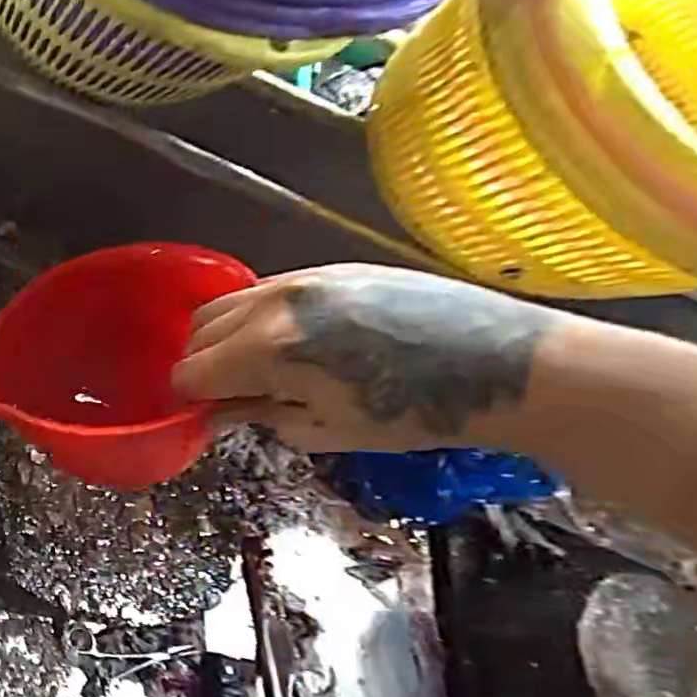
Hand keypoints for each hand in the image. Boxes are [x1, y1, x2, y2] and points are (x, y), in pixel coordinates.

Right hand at [171, 264, 563, 452]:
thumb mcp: (323, 429)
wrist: (506, 367)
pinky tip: (293, 339)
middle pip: (197, 334)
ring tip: (260, 364)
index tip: (210, 414)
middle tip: (234, 393)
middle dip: (204, 367)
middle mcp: (273, 304)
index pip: (190, 372)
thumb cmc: (413, 414)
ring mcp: (302, 278)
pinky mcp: (331, 267)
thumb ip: (256, 415)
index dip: (192, 400)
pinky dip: (257, 317)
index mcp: (267, 349)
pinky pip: (265, 290)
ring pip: (225, 305)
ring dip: (224, 338)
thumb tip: (220, 411)